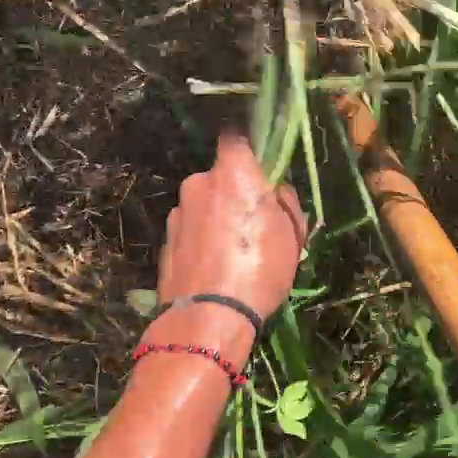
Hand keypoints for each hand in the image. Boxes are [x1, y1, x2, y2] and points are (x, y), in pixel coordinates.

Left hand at [145, 131, 306, 362]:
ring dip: (216, 218)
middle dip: (235, 192)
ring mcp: (178, 213)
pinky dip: (202, 241)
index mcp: (232, 171)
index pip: (234, 136)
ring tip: (234, 254)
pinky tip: (215, 269)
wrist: (206, 322)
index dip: (247, 145)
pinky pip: (191, 231)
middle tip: (254, 222)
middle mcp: (199, 182)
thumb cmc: (259, 269)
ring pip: (204, 205)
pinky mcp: (165, 242)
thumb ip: (285, 202)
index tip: (260, 163)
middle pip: (220, 176)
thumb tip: (275, 193)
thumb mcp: (292, 235)